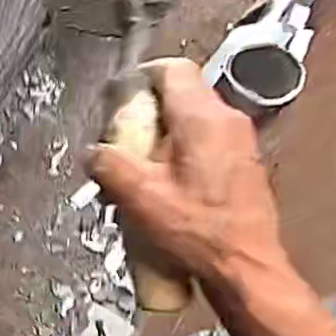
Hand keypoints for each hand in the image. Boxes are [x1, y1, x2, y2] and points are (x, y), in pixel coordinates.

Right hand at [88, 58, 293, 295]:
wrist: (242, 265)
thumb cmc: (195, 231)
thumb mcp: (138, 197)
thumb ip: (109, 165)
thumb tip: (93, 153)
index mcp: (203, 120)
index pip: (172, 71)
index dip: (138, 79)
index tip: (116, 103)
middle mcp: (227, 121)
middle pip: (178, 96)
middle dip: (142, 117)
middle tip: (118, 147)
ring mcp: (238, 142)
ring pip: (188, 122)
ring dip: (156, 140)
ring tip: (134, 174)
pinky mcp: (239, 164)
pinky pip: (200, 144)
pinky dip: (174, 156)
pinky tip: (160, 189)